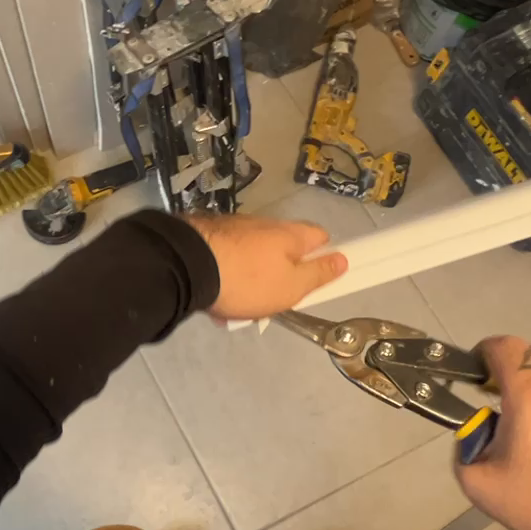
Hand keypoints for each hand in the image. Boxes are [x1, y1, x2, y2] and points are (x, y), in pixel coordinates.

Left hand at [181, 212, 347, 320]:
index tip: (316, 279)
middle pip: (283, 247)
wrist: (186, 265)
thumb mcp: (291, 287)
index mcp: (290, 234)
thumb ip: (318, 274)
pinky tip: (215, 297)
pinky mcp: (206, 235)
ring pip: (252, 256)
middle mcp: (263, 223)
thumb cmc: (247, 280)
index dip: (323, 257)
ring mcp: (232, 227)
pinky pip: (225, 258)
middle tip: (272, 301)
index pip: (321, 236)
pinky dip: (225, 276)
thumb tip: (343, 259)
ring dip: (250, 279)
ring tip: (237, 306)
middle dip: (280, 274)